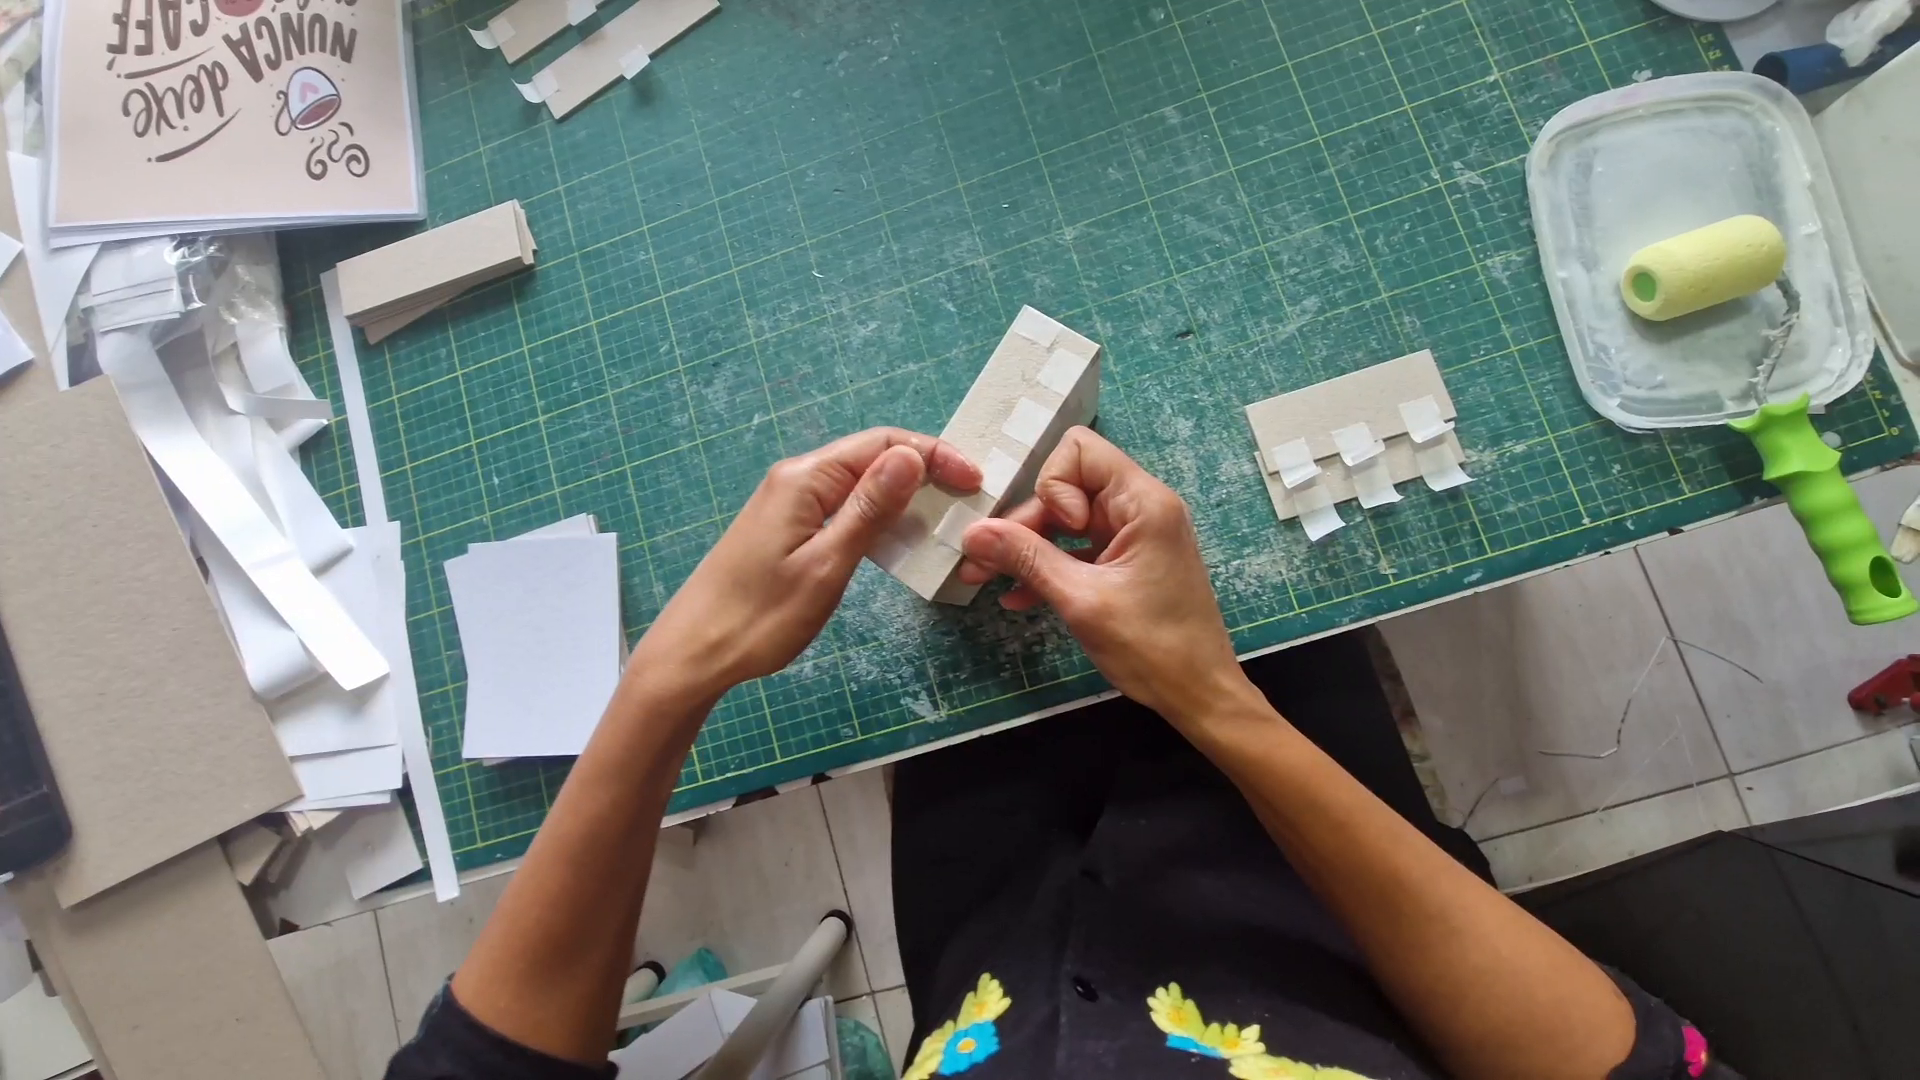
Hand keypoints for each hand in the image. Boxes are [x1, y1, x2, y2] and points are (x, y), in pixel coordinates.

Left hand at [636, 428, 979, 701]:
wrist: (695, 653)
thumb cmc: (760, 617)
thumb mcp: (826, 565)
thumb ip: (869, 509)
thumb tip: (910, 456)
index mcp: (805, 478)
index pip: (882, 444)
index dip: (933, 455)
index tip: (974, 482)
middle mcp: (798, 479)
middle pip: (872, 457)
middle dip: (924, 471)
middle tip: (967, 502)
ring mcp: (791, 503)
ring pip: (860, 483)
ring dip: (904, 496)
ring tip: (943, 521)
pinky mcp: (789, 526)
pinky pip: (844, 507)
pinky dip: (879, 517)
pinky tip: (899, 538)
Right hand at [956, 427, 1246, 723]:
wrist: (1199, 696)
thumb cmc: (1151, 647)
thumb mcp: (1081, 600)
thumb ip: (1027, 559)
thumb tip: (972, 533)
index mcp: (1142, 502)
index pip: (1080, 450)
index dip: (1053, 486)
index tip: (1057, 532)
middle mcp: (1139, 507)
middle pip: (1066, 488)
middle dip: (1024, 523)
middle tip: (984, 562)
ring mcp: (1132, 536)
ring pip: (1065, 520)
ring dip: (1028, 547)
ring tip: (984, 577)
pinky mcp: (1125, 562)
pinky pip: (1078, 549)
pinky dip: (1049, 566)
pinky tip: (1018, 596)